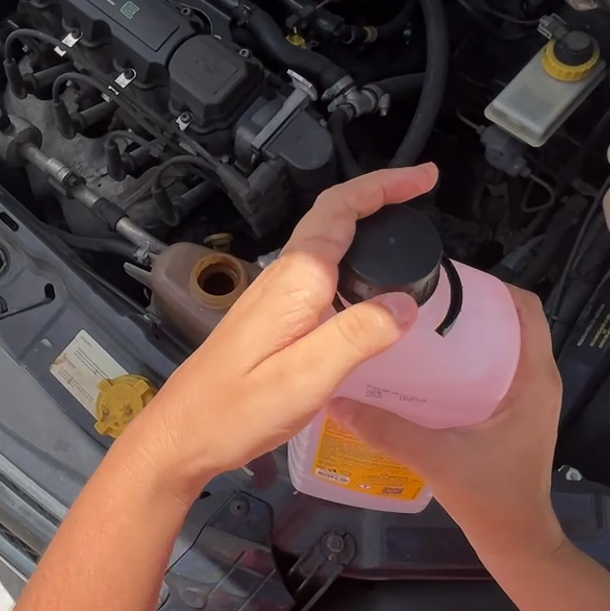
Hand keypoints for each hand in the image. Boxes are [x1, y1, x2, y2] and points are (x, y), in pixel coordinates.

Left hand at [115, 164, 439, 501]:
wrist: (184, 432)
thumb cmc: (237, 409)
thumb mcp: (306, 378)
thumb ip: (357, 336)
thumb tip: (407, 303)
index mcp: (295, 281)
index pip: (340, 211)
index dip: (383, 186)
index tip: (425, 178)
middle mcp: (282, 276)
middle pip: (332, 217)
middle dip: (379, 197)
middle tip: (422, 195)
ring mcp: (273, 295)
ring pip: (323, 242)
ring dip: (364, 225)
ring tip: (404, 234)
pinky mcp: (271, 315)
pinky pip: (318, 269)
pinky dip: (350, 257)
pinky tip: (366, 284)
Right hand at [330, 286, 567, 566]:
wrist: (516, 542)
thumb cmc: (492, 498)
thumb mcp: (437, 459)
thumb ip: (388, 430)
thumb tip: (337, 401)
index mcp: (532, 379)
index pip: (526, 308)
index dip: (491, 285)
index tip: (444, 278)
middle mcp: (534, 380)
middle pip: (506, 320)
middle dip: (465, 304)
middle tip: (414, 299)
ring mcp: (523, 397)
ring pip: (496, 344)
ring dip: (461, 330)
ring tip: (412, 325)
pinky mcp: (509, 412)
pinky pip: (488, 368)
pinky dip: (460, 358)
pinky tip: (420, 367)